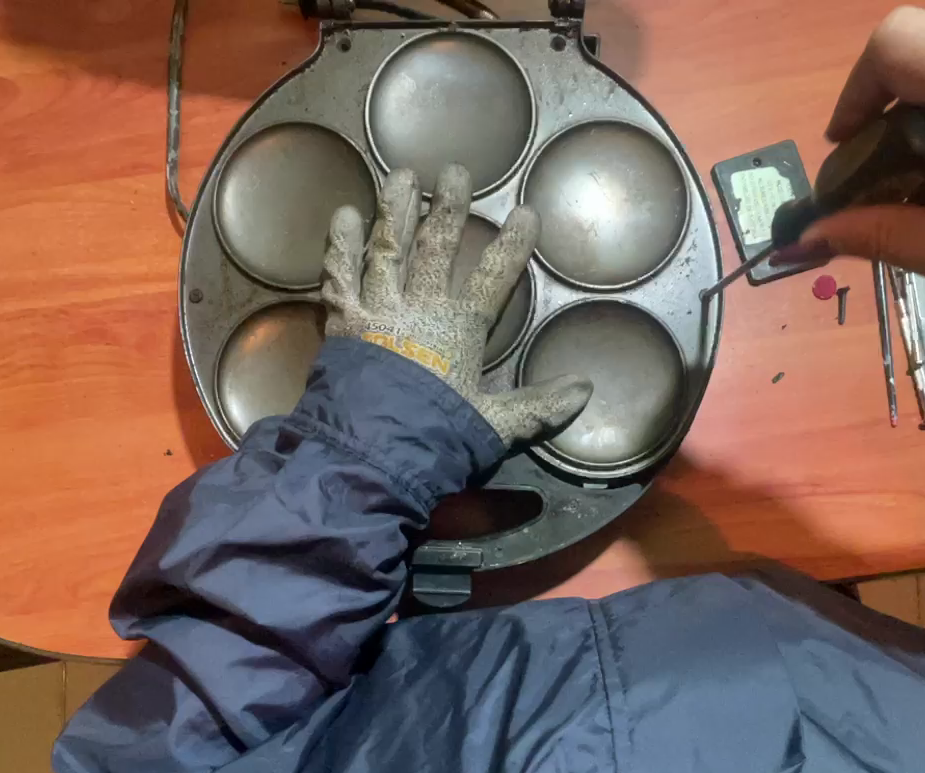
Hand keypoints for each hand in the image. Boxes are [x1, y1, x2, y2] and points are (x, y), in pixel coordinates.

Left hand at [325, 164, 591, 446]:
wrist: (374, 449)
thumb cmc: (437, 434)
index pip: (494, 277)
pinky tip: (344, 213)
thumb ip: (538, 407)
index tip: (528, 213)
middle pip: (436, 247)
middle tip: (456, 172)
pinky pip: (339, 275)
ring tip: (401, 174)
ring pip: (387, 248)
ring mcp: (378, 309)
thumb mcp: (495, 426)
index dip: (513, 245)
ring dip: (394, 210)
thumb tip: (585, 389)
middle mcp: (419, 307)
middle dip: (448, 208)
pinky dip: (340, 245)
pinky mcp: (343, 321)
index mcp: (459, 329)